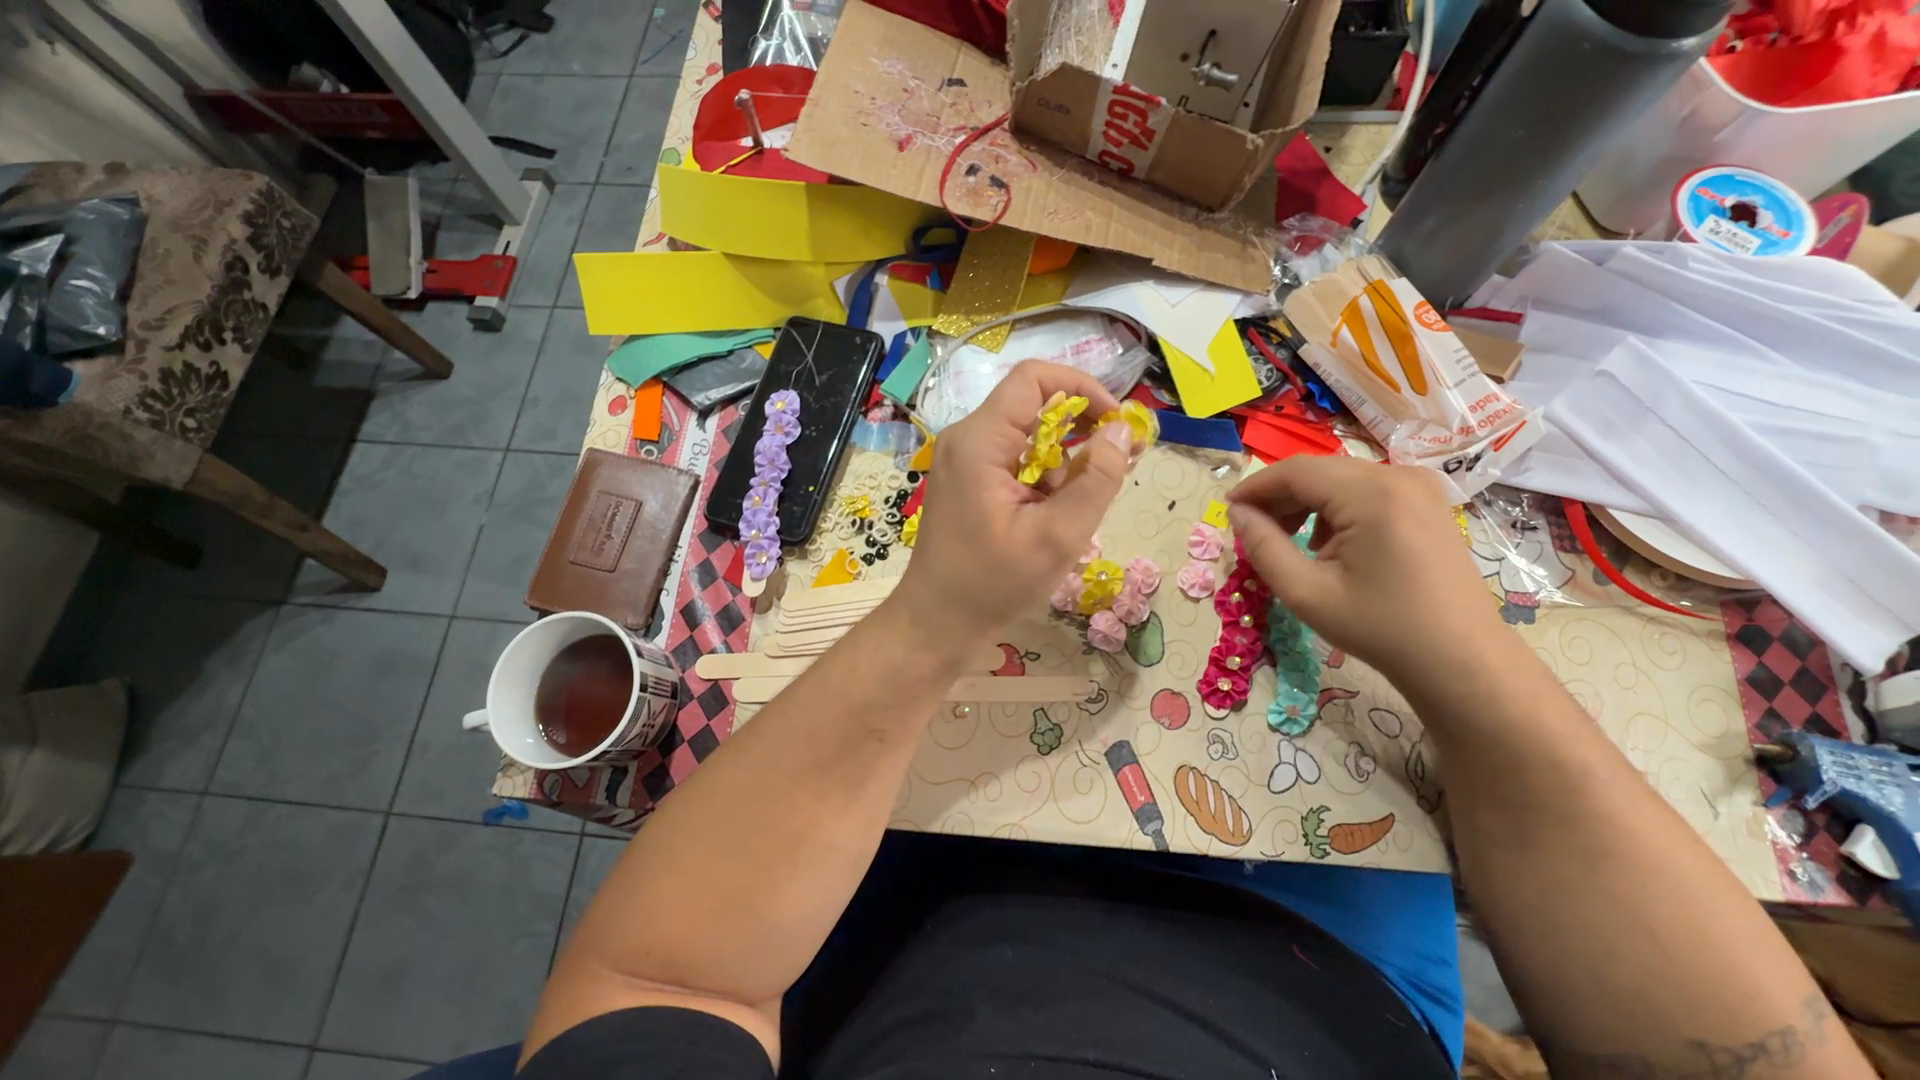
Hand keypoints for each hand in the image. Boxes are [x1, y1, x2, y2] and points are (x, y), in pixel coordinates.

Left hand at [893, 361, 1129, 648]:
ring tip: (1092, 496)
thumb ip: (1096, 480)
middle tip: (1121, 461)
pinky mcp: (970, 482)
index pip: (1034, 379)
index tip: (1118, 423)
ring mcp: (966, 461)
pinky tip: (1061, 511)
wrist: (937, 624)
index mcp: (980, 441)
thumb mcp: (1057, 537)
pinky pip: (1016, 459)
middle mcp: (968, 439)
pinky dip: (1046, 476)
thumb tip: (1124, 432)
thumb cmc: (992, 585)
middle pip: (1034, 405)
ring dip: (1067, 457)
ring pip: (1028, 435)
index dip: (1083, 389)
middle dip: (1082, 426)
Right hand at [1225, 456, 1503, 682]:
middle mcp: (1399, 476)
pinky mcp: (1428, 501)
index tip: (1227, 511)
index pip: (1296, 471)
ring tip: (1287, 542)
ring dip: (1306, 503)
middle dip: (1279, 497)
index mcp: (1372, 494)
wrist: (1460, 658)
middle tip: (1251, 532)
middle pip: (1319, 470)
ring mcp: (1420, 486)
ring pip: (1341, 479)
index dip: (1255, 487)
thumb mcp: (1307, 594)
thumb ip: (1264, 547)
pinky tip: (1328, 545)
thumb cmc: (1381, 629)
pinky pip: (1366, 490)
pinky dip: (1336, 509)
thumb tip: (1237, 513)